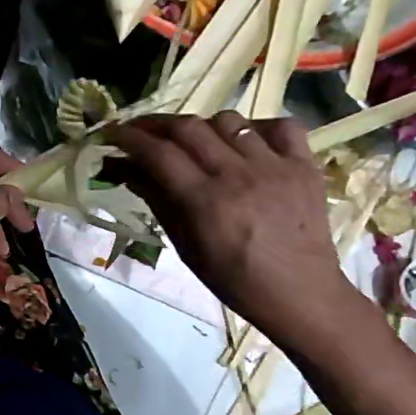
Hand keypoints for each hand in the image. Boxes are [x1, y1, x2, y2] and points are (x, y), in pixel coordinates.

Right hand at [106, 112, 347, 338]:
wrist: (300, 293)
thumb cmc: (233, 278)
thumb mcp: (184, 244)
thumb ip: (155, 199)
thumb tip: (123, 168)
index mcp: (205, 201)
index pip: (157, 153)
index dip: (128, 138)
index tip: (111, 133)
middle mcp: (238, 175)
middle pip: (188, 127)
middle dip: (155, 124)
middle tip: (140, 131)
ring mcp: (274, 166)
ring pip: (228, 121)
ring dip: (201, 125)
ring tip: (193, 140)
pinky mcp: (304, 165)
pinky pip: (280, 126)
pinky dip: (257, 126)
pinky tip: (245, 142)